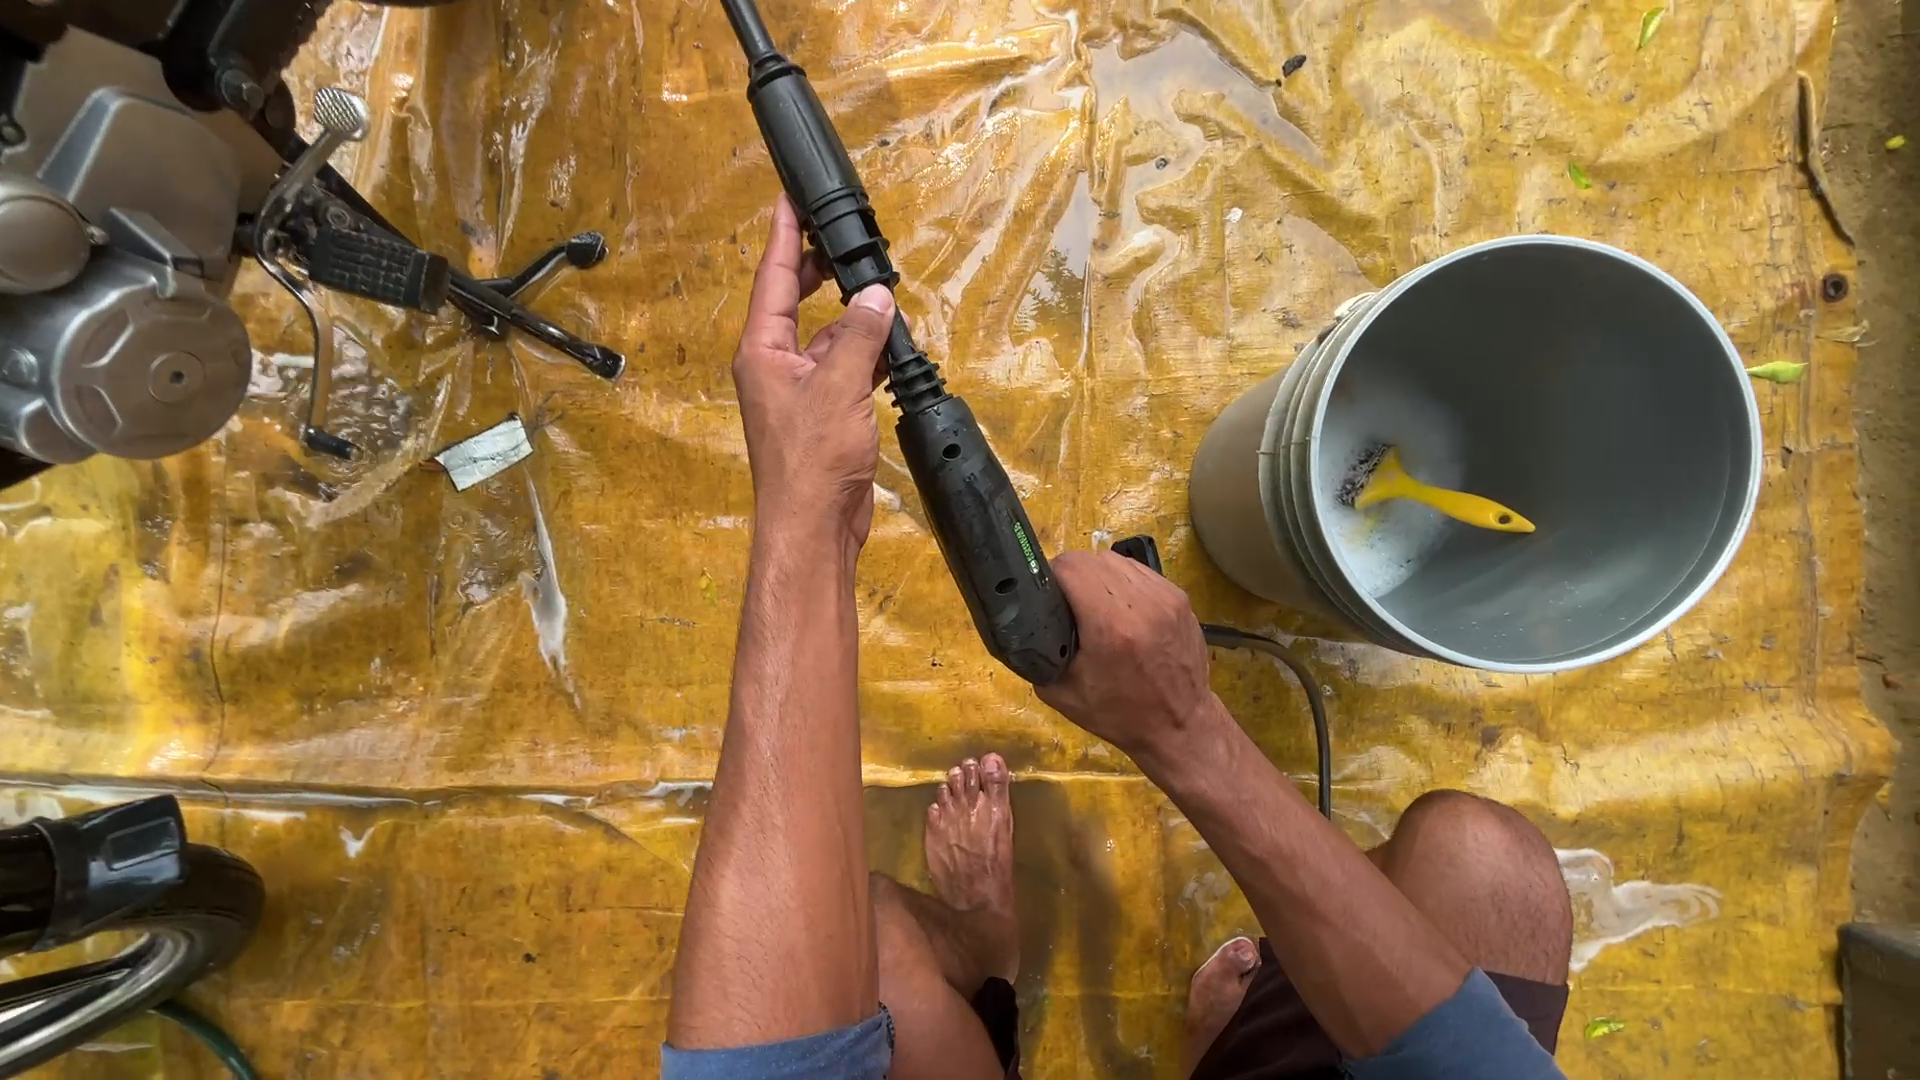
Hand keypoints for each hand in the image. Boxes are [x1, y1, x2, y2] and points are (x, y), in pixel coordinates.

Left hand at [734, 195, 894, 554]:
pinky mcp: (824, 414)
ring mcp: (800, 391)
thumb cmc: (812, 460)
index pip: (773, 279)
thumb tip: (875, 297)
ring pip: (827, 340)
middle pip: (797, 304)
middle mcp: (776, 365)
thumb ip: (859, 336)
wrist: (815, 523)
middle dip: (821, 274)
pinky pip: (844, 371)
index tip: (791, 200)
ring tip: (882, 295)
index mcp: (762, 350)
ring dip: (852, 322)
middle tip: (846, 243)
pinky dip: (864, 357)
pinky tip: (887, 348)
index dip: (784, 236)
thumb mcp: (839, 386)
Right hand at [1036, 550, 1219, 760]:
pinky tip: (1118, 604)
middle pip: (1091, 559)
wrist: (1179, 726)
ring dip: (1096, 573)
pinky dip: (1121, 580)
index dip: (1051, 576)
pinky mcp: (1179, 597)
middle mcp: (1141, 603)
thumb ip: (1038, 651)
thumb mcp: (1061, 692)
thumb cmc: (1119, 714)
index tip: (1046, 593)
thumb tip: (1024, 621)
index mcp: (1110, 625)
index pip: (1071, 568)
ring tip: (1091, 601)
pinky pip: (1139, 571)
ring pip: (1116, 559)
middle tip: (1064, 600)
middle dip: (1070, 574)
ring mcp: (1165, 596)